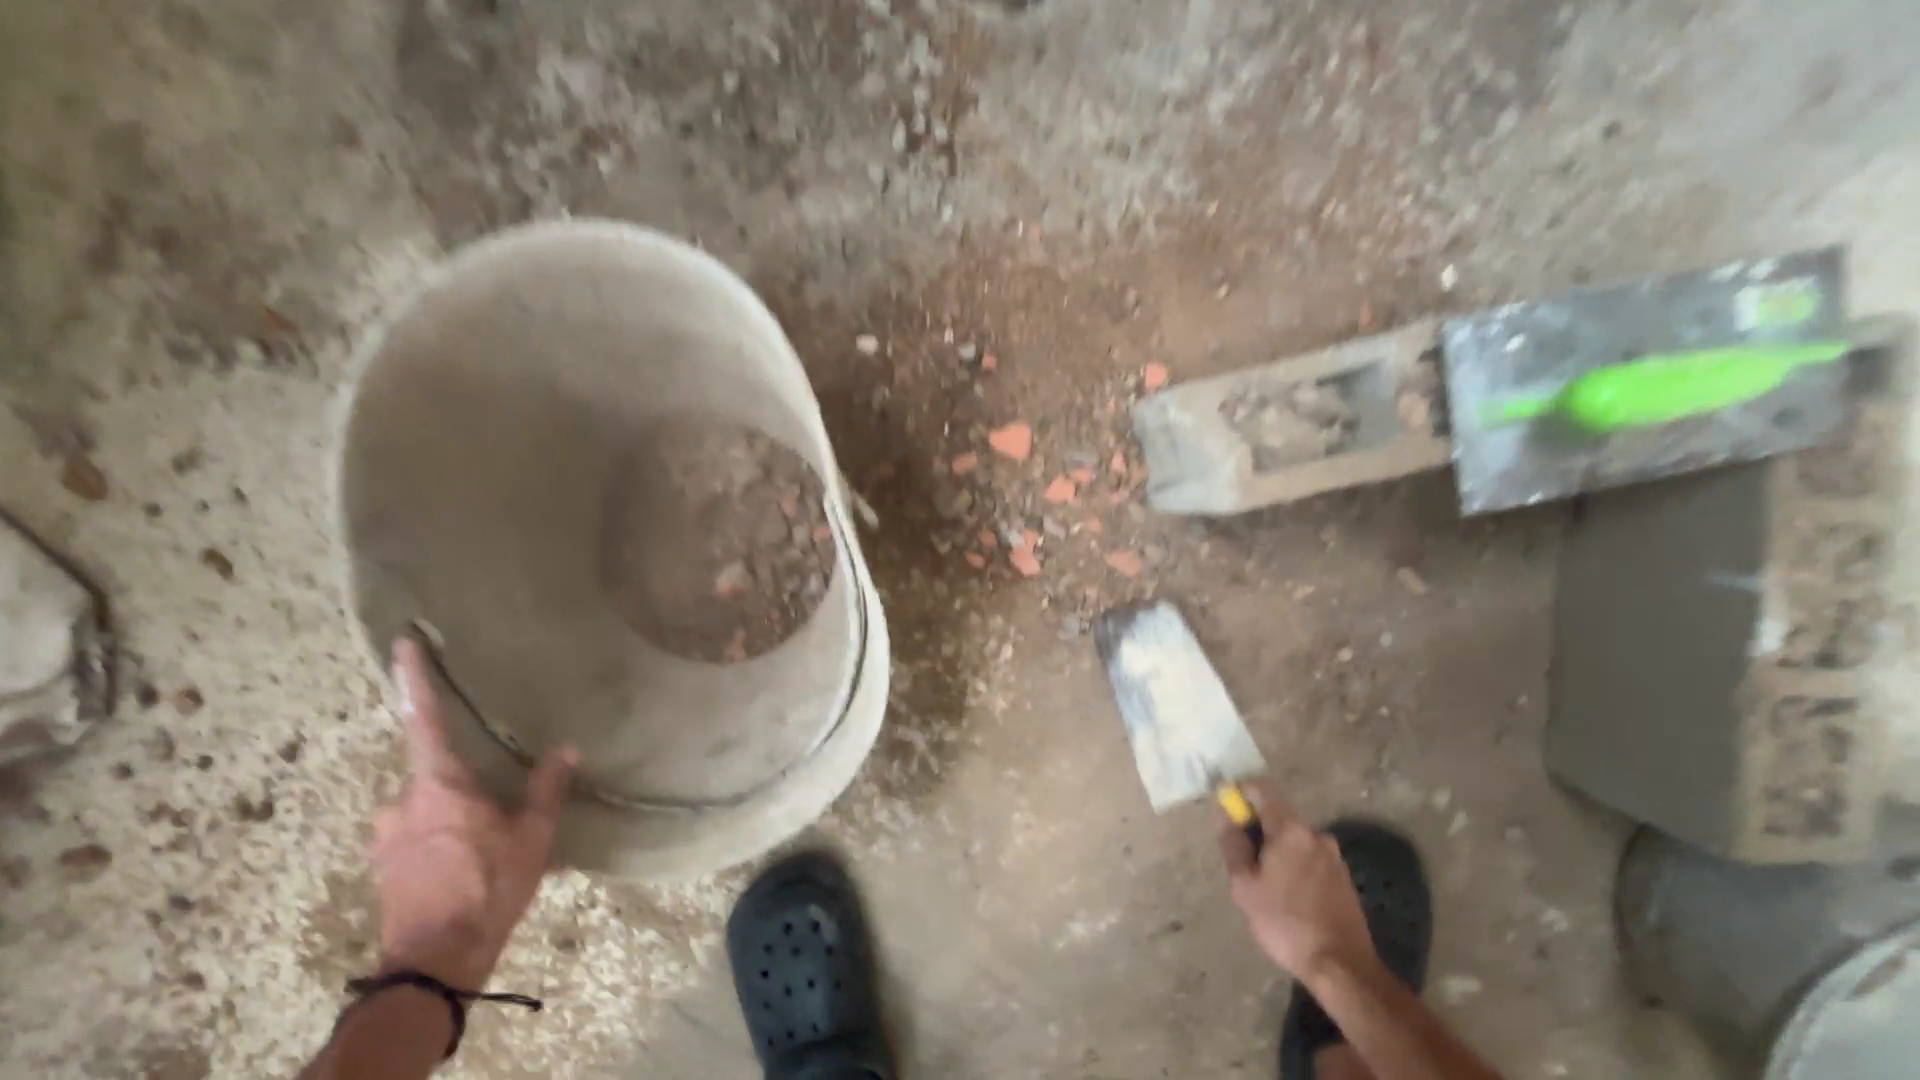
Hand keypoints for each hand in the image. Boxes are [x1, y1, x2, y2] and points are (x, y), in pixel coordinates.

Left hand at [372, 637, 575, 989]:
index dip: (414, 678)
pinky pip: (419, 835)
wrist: (432, 963)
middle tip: (496, 806)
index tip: (403, 640)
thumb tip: (568, 748)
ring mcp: (388, 835)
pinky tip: (469, 867)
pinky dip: (445, 840)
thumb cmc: (487, 887)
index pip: (424, 719)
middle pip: (434, 772)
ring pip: (428, 807)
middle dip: (465, 782)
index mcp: (440, 785)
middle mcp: (403, 802)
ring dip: (456, 816)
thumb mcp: (533, 838)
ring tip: (488, 845)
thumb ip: (548, 789)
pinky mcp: (385, 864)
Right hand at [1218, 785, 1377, 985]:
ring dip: (1277, 853)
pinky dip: (1294, 868)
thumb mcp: (1245, 886)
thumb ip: (1233, 845)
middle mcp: (1316, 834)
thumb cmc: (1285, 922)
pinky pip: (1309, 859)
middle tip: (1244, 867)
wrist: (1341, 966)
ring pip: (1294, 841)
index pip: (1262, 790)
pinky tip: (1289, 900)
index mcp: (1291, 830)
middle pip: (1278, 817)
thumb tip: (1225, 816)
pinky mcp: (1343, 878)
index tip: (1228, 816)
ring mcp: (1334, 856)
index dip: (1240, 795)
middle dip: (1257, 832)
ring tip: (1266, 890)